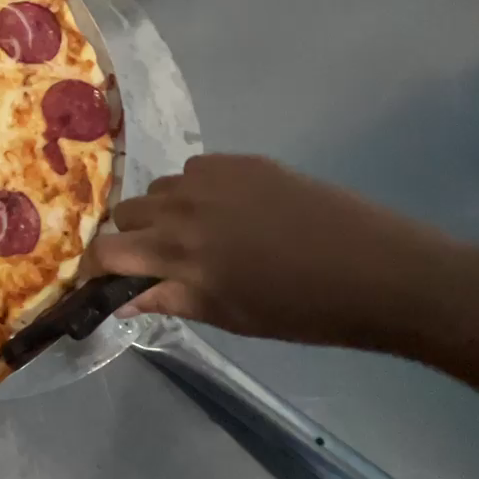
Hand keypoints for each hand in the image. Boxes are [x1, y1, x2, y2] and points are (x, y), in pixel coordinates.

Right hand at [86, 154, 478, 349]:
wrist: (382, 273)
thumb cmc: (305, 311)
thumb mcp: (230, 316)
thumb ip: (169, 301)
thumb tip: (120, 301)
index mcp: (179, 255)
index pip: (106, 251)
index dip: (96, 265)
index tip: (102, 277)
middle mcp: (182, 210)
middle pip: (124, 213)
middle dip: (133, 236)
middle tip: (163, 257)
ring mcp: (209, 179)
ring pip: (157, 189)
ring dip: (164, 211)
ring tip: (201, 232)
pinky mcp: (238, 161)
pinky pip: (193, 170)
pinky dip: (198, 190)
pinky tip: (233, 210)